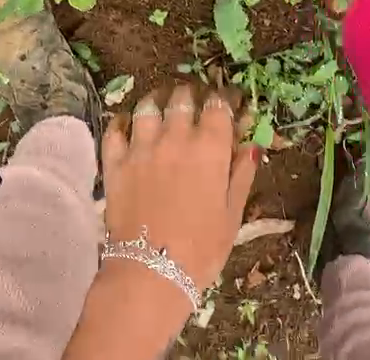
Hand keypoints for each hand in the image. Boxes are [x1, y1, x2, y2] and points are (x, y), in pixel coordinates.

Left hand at [102, 85, 257, 295]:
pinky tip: (127, 126)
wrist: (150, 274)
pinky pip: (116, 129)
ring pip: (148, 106)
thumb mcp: (232, 215)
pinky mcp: (115, 161)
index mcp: (209, 147)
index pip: (218, 105)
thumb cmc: (201, 249)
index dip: (224, 99)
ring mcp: (142, 146)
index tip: (228, 101)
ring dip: (157, 102)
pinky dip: (122, 123)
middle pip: (182, 97)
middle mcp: (175, 136)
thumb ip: (242, 175)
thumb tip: (253, 145)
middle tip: (193, 102)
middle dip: (191, 95)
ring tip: (159, 106)